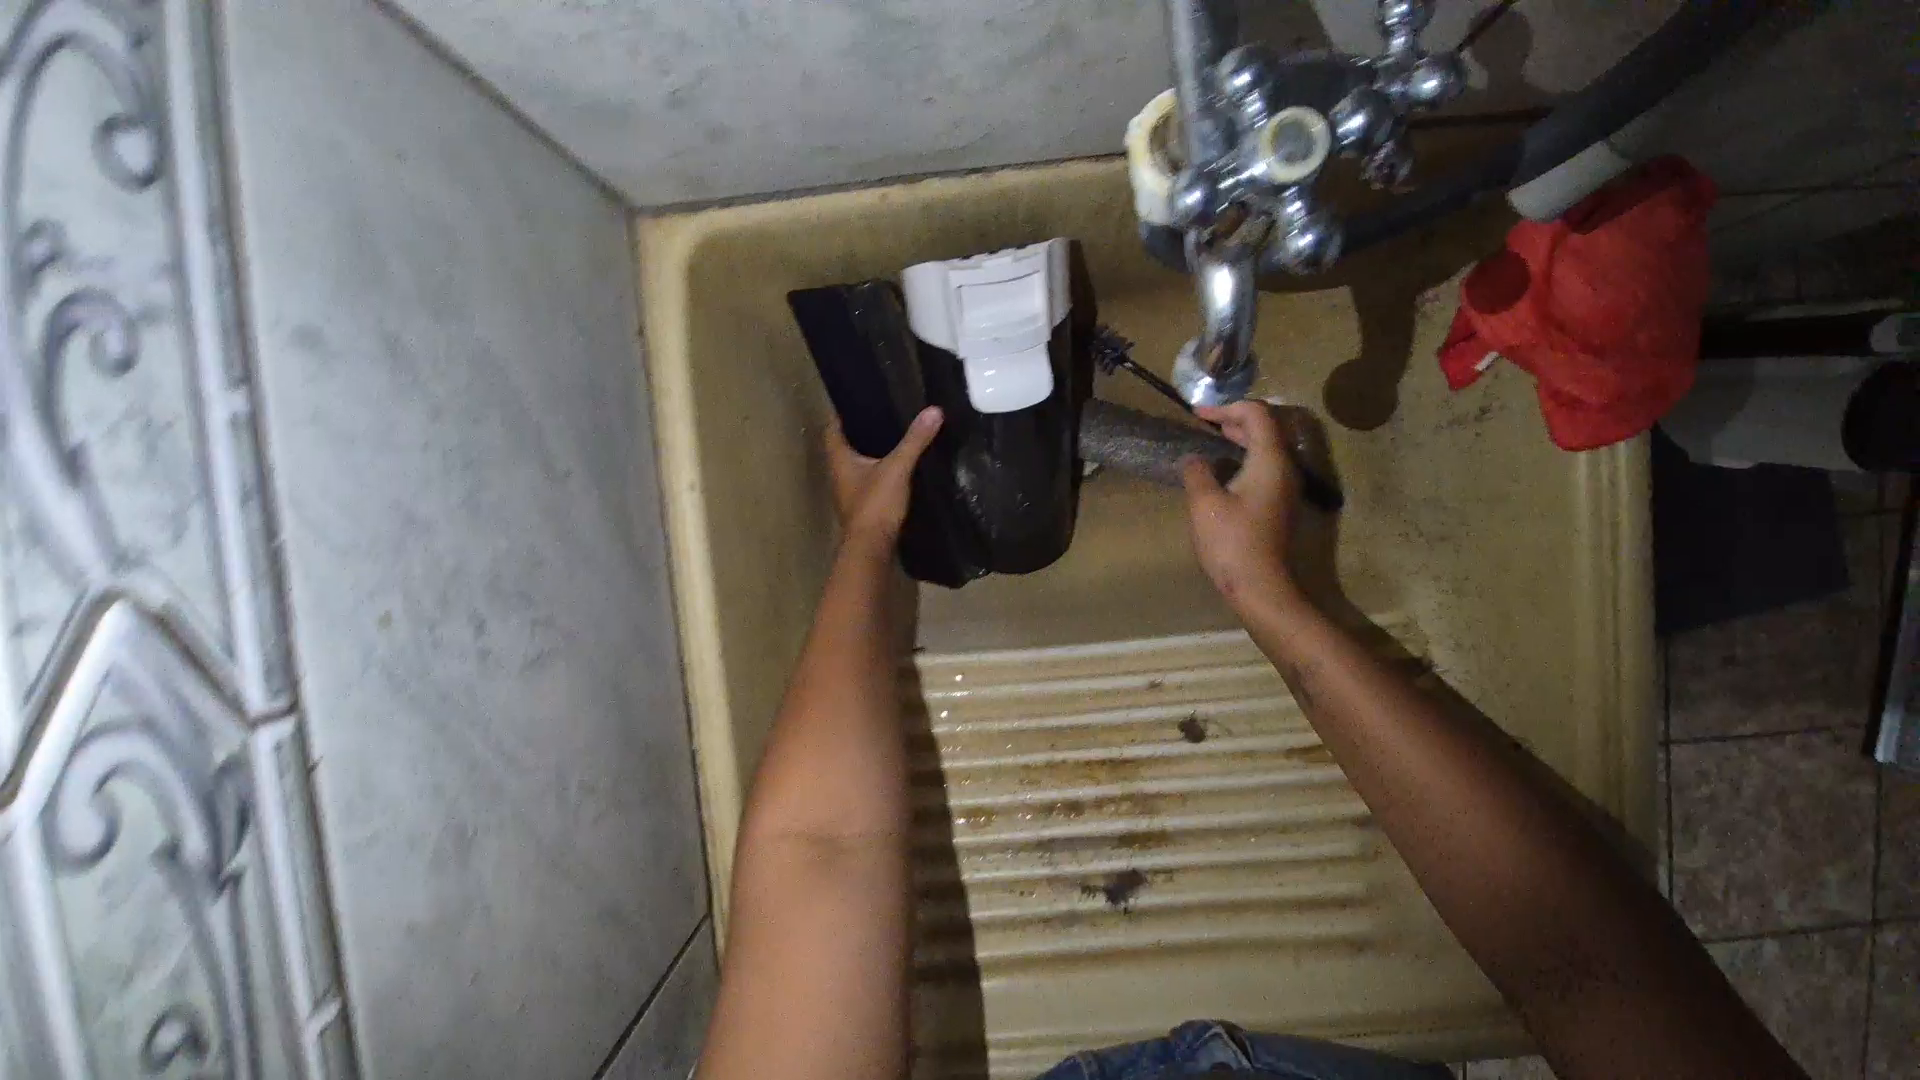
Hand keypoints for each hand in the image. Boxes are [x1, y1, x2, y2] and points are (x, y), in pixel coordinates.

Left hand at [826, 406, 943, 554]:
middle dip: (861, 432)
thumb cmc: (875, 504)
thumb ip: (915, 440)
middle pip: (845, 447)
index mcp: (839, 459)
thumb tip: (934, 410)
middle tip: (884, 417)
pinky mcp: (862, 508)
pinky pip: (868, 483)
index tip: (860, 401)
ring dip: (871, 455)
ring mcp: (849, 493)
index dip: (843, 414)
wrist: (871, 548)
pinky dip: (879, 474)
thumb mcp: (897, 468)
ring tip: (894, 439)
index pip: (832, 428)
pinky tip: (897, 470)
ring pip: (857, 466)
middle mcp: (838, 474)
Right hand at [1181, 401, 1300, 611]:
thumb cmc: (1232, 542)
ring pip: (1267, 448)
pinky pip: (1265, 467)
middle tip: (1203, 425)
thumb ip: (1197, 472)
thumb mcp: (1204, 503)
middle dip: (1234, 420)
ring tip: (1210, 443)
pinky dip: (1244, 458)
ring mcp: (1285, 487)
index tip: (1198, 416)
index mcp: (1270, 460)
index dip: (1226, 408)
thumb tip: (1194, 459)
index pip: (1257, 414)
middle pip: (1266, 428)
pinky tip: (1222, 471)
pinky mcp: (1279, 503)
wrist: (1261, 587)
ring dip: (1240, 439)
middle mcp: (1285, 467)